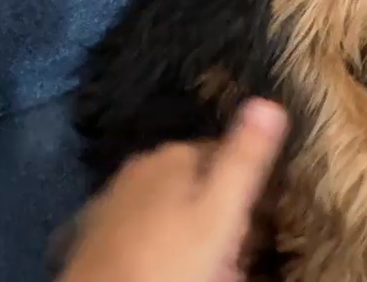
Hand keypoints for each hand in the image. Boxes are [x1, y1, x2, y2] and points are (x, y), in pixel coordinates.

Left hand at [59, 98, 288, 281]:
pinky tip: (163, 264)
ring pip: (165, 202)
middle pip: (192, 178)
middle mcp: (142, 163)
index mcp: (174, 154)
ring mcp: (114, 195)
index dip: (242, 185)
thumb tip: (269, 102)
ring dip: (183, 224)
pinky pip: (140, 227)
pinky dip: (155, 240)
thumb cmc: (172, 261)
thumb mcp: (220, 213)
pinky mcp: (97, 229)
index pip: (222, 151)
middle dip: (212, 205)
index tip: (255, 218)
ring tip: (200, 261)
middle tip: (231, 247)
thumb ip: (243, 160)